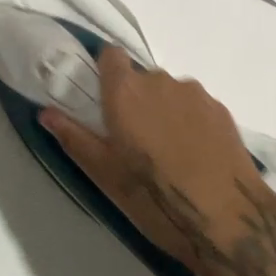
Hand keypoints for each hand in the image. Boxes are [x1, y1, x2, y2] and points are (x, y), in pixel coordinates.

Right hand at [39, 49, 275, 275]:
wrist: (229, 221)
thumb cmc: (156, 199)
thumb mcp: (105, 175)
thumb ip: (74, 137)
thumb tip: (45, 112)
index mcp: (125, 92)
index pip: (110, 55)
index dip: (106, 72)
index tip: (103, 101)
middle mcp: (159, 81)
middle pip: (140, 78)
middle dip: (135, 101)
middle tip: (134, 142)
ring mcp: (194, 93)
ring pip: (169, 93)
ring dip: (164, 112)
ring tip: (168, 155)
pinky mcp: (221, 109)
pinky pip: (195, 107)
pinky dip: (190, 123)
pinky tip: (194, 158)